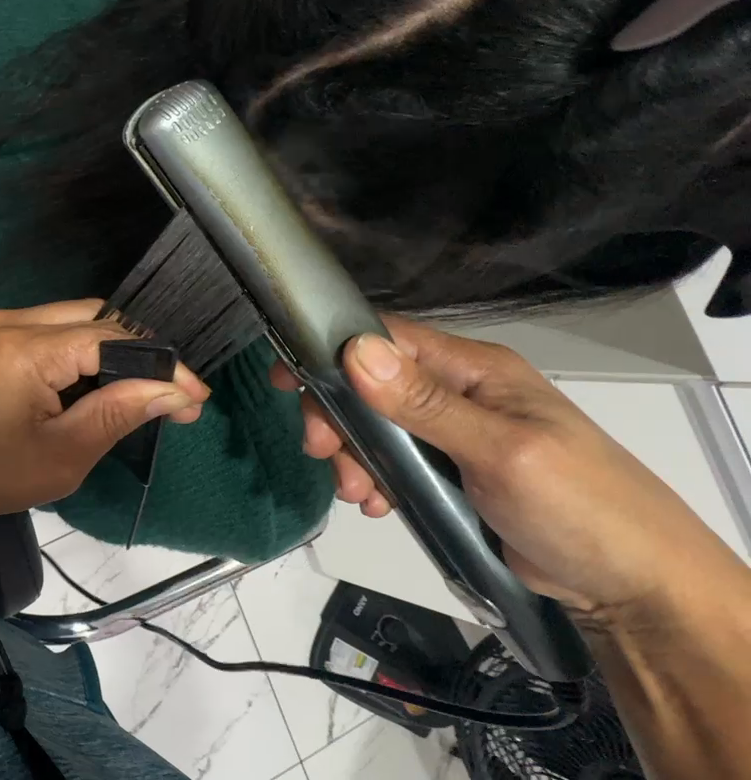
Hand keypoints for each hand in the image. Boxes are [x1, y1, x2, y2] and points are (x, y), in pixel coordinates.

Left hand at [0, 299, 208, 522]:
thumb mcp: (62, 454)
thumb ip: (119, 413)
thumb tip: (175, 391)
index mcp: (26, 348)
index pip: (112, 338)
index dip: (159, 365)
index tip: (194, 399)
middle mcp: (7, 321)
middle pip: (92, 317)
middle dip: (136, 352)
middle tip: (166, 397)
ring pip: (68, 319)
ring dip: (104, 350)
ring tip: (129, 395)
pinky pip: (41, 328)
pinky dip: (71, 351)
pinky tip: (85, 386)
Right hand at [275, 317, 741, 621]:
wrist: (639, 592)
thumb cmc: (584, 510)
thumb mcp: (500, 452)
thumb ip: (425, 403)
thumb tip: (355, 350)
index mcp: (476, 370)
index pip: (385, 337)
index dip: (330, 352)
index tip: (289, 384)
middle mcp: (460, 391)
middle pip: (366, 384)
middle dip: (337, 419)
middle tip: (324, 454)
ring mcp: (453, 431)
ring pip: (371, 425)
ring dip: (351, 455)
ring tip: (358, 493)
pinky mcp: (449, 470)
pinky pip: (389, 460)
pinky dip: (371, 478)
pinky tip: (375, 502)